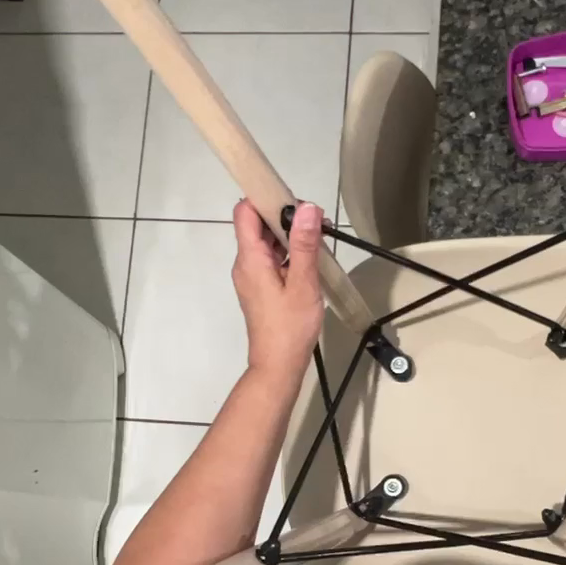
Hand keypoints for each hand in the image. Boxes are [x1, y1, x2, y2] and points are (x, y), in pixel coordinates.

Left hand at [231, 199, 323, 378]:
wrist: (278, 366)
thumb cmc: (290, 328)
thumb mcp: (303, 284)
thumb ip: (304, 245)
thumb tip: (308, 208)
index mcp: (250, 259)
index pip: (245, 212)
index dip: (266, 198)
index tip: (295, 201)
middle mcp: (246, 264)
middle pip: (257, 225)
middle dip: (285, 216)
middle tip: (317, 222)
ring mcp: (252, 277)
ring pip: (267, 243)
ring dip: (290, 236)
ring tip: (320, 240)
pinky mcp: (260, 288)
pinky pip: (271, 260)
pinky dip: (289, 254)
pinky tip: (311, 260)